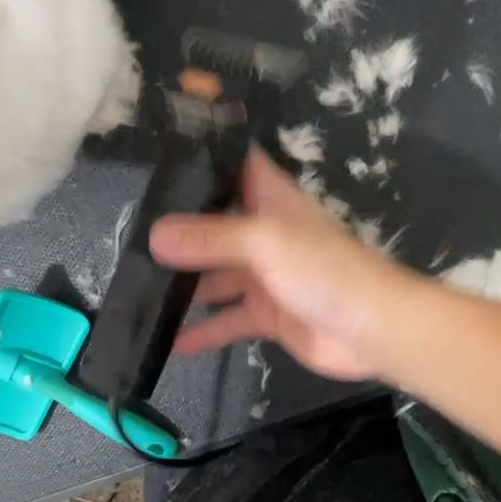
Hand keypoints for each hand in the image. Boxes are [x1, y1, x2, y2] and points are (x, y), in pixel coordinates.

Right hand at [151, 149, 425, 380]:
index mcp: (270, 201)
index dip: (201, 158)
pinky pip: (228, 321)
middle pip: (213, 227)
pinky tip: (171, 343)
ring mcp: (266, 278)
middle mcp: (264, 235)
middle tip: (128, 243)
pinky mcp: (269, 316)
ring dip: (184, 287)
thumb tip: (154, 236)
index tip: (157, 159)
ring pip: (216, 277)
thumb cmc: (325, 272)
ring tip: (139, 293)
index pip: (232, 166)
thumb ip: (209, 239)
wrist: (372, 330)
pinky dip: (204, 332)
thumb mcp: (264, 243)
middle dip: (177, 235)